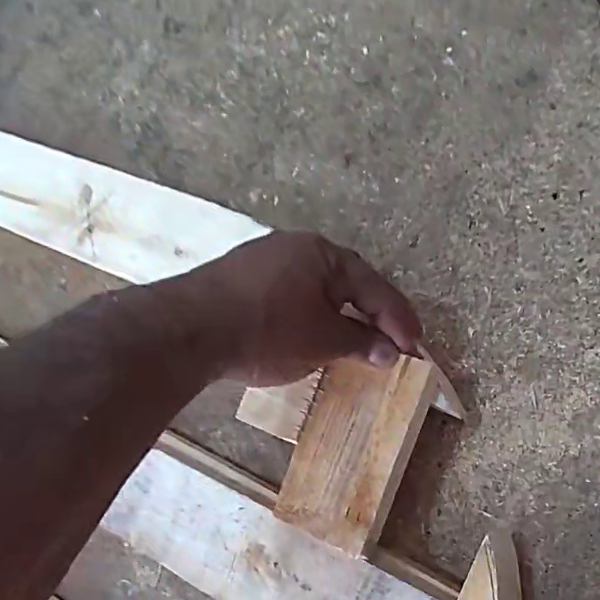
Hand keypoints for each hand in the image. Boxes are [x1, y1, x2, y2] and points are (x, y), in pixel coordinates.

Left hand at [161, 231, 424, 385]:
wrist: (183, 332)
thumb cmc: (266, 330)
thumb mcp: (325, 341)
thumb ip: (363, 343)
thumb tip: (390, 352)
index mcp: (324, 254)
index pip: (377, 289)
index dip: (400, 322)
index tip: (417, 350)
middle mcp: (297, 248)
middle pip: (352, 285)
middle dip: (377, 317)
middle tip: (398, 345)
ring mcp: (266, 262)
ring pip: (323, 291)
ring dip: (347, 318)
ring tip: (364, 344)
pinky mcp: (245, 281)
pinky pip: (298, 297)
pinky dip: (319, 317)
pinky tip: (322, 335)